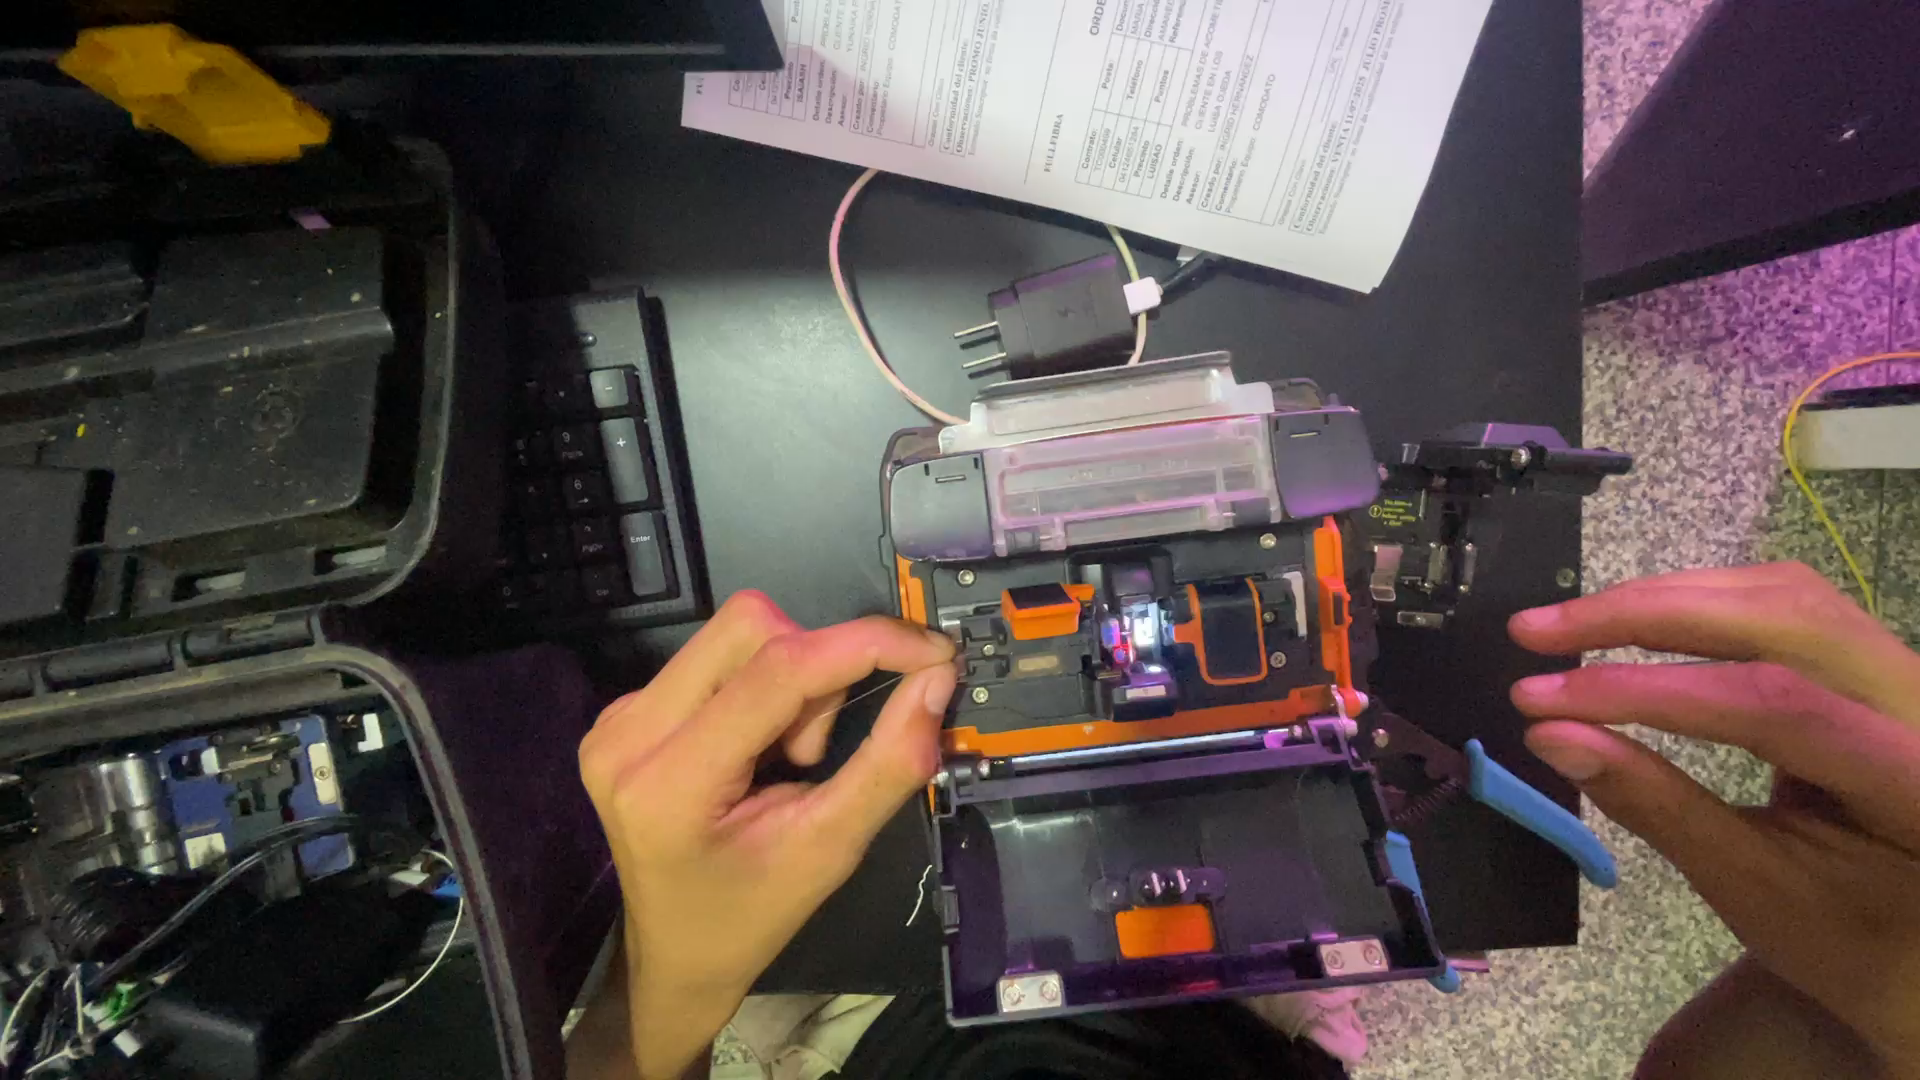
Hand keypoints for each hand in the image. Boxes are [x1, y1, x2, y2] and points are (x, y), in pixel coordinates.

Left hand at [578, 591, 956, 1078]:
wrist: (676, 955)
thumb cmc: (751, 916)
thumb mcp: (831, 850)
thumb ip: (889, 763)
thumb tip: (936, 680)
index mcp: (669, 781)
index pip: (780, 670)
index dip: (866, 644)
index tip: (933, 651)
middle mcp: (630, 730)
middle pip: (752, 626)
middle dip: (819, 668)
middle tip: (821, 745)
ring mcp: (622, 714)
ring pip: (740, 632)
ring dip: (794, 677)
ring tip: (788, 755)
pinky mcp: (632, 706)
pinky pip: (724, 653)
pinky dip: (768, 683)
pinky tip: (760, 745)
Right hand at [1507, 562, 1919, 1071]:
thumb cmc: (1856, 938)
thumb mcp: (1755, 889)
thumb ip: (1654, 804)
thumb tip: (1548, 734)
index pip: (1776, 704)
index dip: (1643, 691)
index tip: (1536, 700)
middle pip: (1780, 615)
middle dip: (1638, 615)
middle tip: (1534, 633)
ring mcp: (1908, 676)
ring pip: (1776, 593)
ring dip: (1656, 601)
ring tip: (1566, 626)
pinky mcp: (1872, 664)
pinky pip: (1776, 604)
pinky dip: (1686, 604)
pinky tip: (1627, 624)